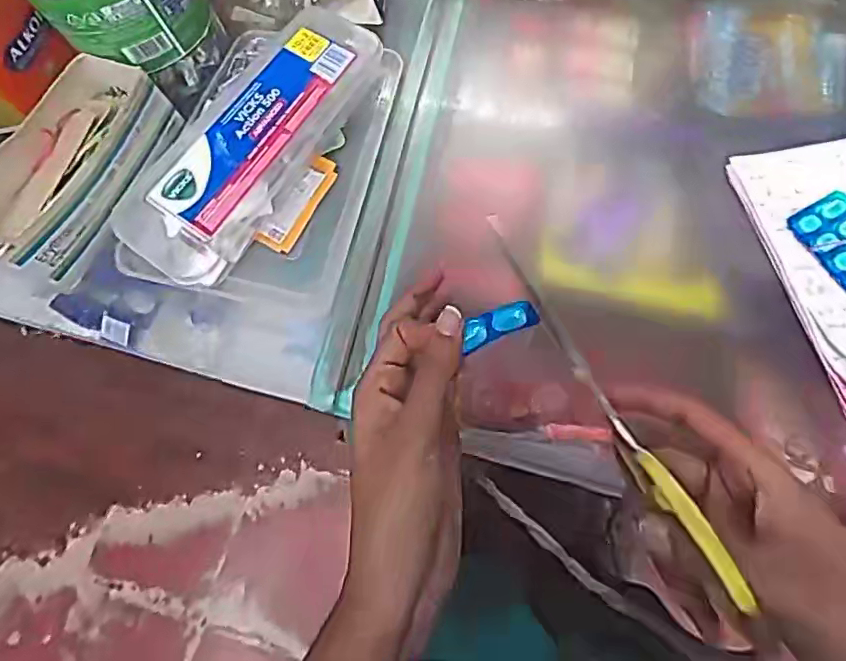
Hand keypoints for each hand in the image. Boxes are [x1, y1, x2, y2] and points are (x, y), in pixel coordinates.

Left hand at [311, 272, 462, 660]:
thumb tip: (450, 314)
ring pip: (431, 365)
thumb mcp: (418, 429)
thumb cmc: (400, 499)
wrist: (406, 570)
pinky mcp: (438, 437)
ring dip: (445, 337)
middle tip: (450, 276)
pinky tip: (470, 358)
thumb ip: (436, 371)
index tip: (456, 292)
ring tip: (468, 310)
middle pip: (410, 342)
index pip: (399, 335)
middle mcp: (393, 396)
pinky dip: (458, 370)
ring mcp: (416, 417)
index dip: (423, 312)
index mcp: (375, 389)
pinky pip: (447, 391)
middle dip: (425, 309)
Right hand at [610, 386, 845, 660]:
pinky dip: (691, 578)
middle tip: (642, 528)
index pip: (693, 420)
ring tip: (699, 596)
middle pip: (678, 471)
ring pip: (683, 519)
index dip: (650, 403)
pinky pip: (698, 556)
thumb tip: (641, 521)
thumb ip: (699, 545)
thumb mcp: (764, 574)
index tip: (606, 398)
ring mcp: (742, 527)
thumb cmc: (838, 603)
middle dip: (655, 498)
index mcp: (753, 471)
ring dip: (676, 552)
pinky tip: (709, 612)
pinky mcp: (743, 563)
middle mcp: (742, 490)